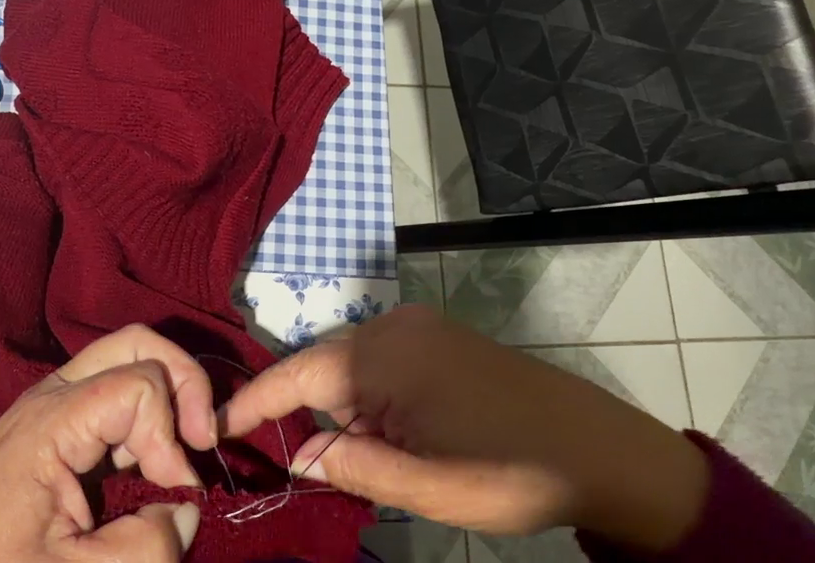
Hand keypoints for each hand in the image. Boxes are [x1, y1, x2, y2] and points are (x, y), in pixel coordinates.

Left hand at [0, 324, 217, 561]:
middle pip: (136, 343)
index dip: (170, 433)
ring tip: (177, 457)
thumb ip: (143, 548)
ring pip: (127, 361)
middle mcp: (53, 395)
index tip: (173, 489)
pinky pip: (113, 393)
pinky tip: (151, 465)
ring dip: (165, 399)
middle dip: (182, 383)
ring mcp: (52, 404)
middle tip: (199, 441)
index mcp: (51, 423)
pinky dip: (146, 417)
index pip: (140, 383)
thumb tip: (187, 509)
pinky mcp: (56, 424)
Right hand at [219, 305, 708, 551]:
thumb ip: (353, 468)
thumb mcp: (426, 488)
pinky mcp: (436, 336)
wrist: (597, 446)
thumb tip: (298, 457)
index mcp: (383, 356)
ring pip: (349, 364)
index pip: (297, 375)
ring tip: (353, 458)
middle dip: (301, 412)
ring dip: (341, 410)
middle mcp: (392, 327)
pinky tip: (386, 434)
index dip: (255, 402)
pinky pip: (378, 360)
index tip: (217, 426)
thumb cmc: (508, 470)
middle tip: (286, 459)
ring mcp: (417, 326)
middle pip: (320, 366)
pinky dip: (367, 397)